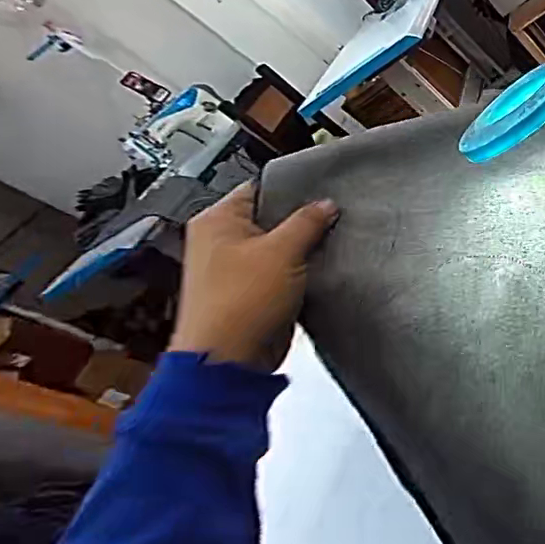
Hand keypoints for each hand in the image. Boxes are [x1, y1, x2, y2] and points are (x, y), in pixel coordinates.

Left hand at [168, 183, 338, 370]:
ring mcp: (235, 266)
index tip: (323, 193)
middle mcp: (220, 241)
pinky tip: (315, 271)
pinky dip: (300, 269)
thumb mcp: (284, 250)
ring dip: (302, 248)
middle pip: (273, 217)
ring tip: (322, 249)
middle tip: (328, 223)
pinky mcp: (253, 288)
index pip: (260, 188)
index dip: (293, 189)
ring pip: (280, 244)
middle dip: (302, 222)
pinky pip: (283, 269)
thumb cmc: (240, 303)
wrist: (232, 355)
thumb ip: (308, 221)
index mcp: (216, 221)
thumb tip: (325, 205)